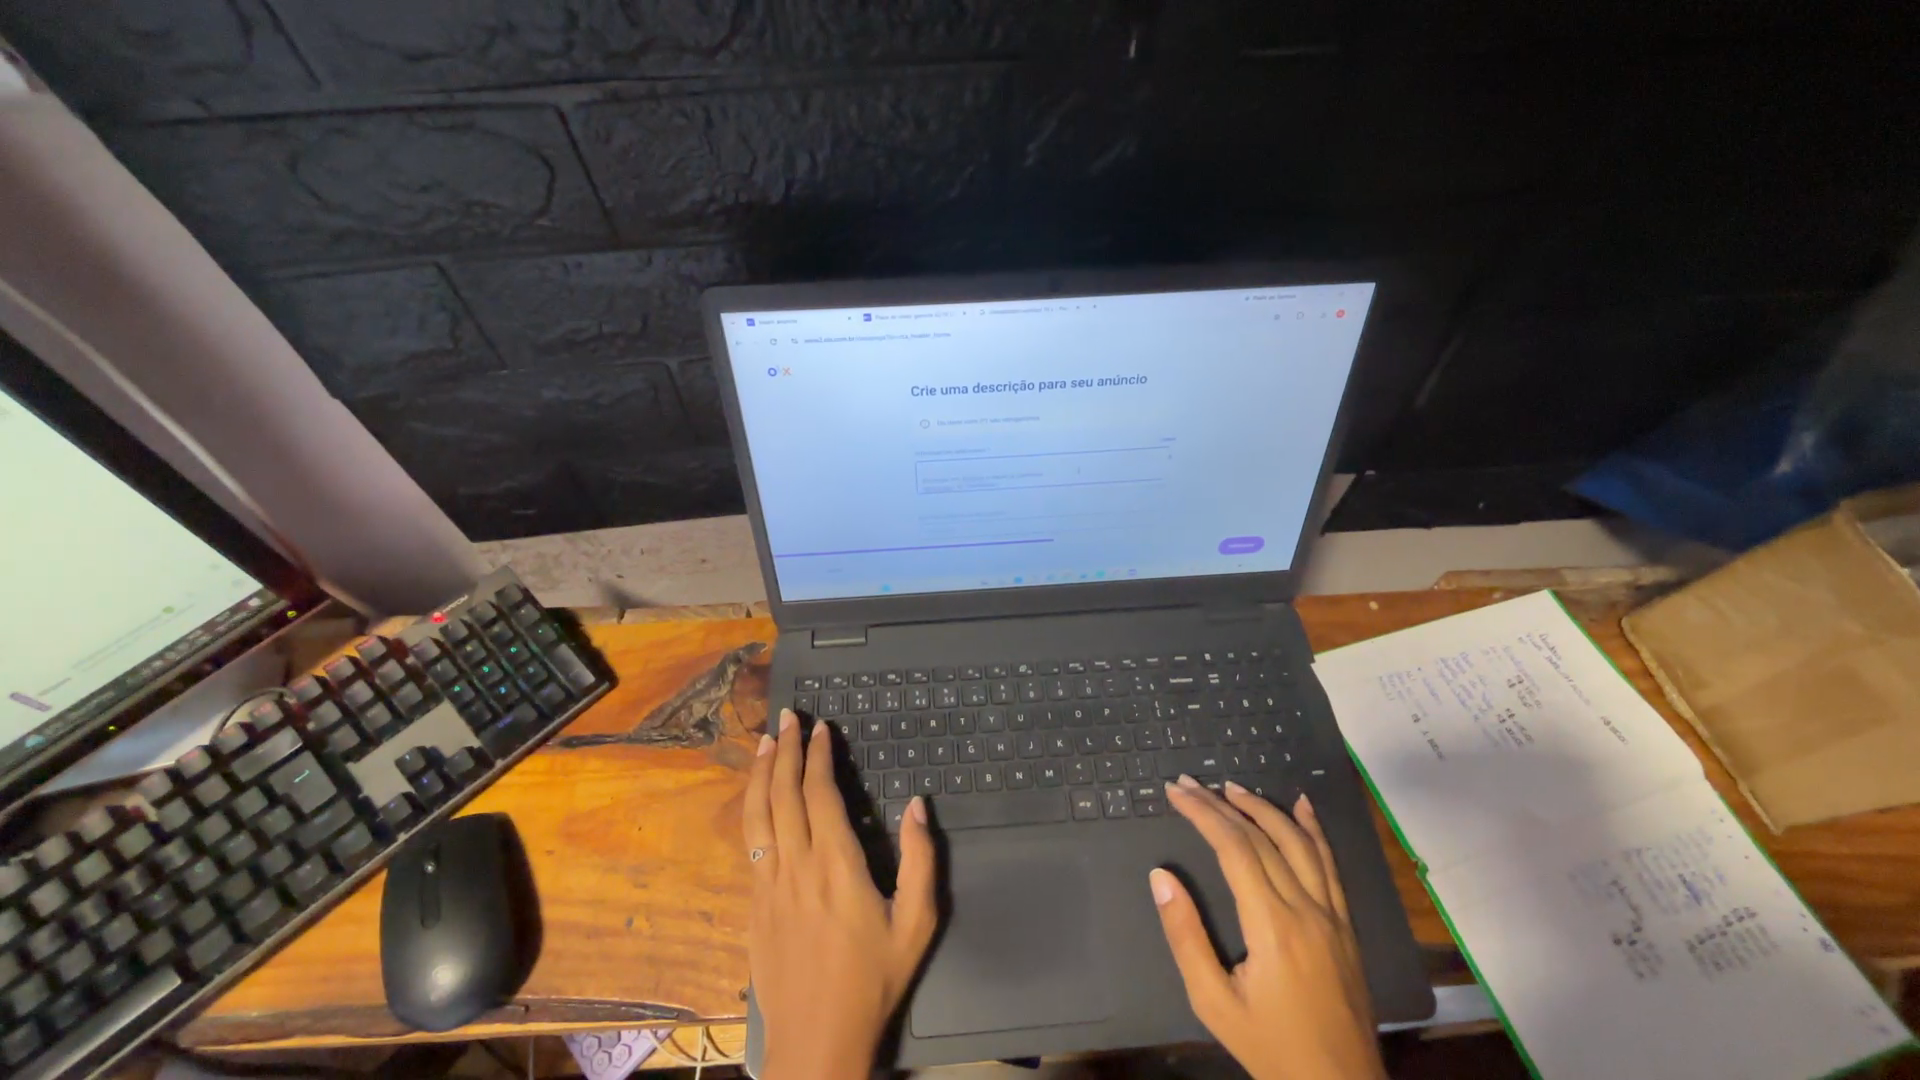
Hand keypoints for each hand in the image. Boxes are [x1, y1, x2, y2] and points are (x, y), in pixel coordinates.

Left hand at [745, 709, 938, 1079]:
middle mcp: (797, 865)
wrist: (817, 1038)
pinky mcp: (754, 904)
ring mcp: (768, 884)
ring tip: (767, 742)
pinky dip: (750, 808)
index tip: (821, 728)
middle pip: (784, 794)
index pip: (821, 795)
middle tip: (788, 717)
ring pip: (757, 814)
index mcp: (838, 865)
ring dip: (762, 773)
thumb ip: (920, 860)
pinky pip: (748, 843)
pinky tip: (755, 796)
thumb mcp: (917, 923)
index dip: (819, 757)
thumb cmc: (874, 980)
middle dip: (786, 750)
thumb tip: (918, 804)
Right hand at [1152, 776, 1385, 1079]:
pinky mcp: (1347, 925)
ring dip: (1264, 808)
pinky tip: (1303, 807)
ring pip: (1299, 843)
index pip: (1234, 848)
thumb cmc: (1269, 1045)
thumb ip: (1186, 936)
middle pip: (1262, 838)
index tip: (1176, 792)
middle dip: (1222, 805)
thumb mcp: (1213, 1002)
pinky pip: (1332, 866)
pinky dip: (1315, 831)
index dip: (1203, 813)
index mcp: (1272, 925)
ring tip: (1233, 787)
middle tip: (1190, 783)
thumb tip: (1160, 877)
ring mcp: (1332, 914)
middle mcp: (1306, 908)